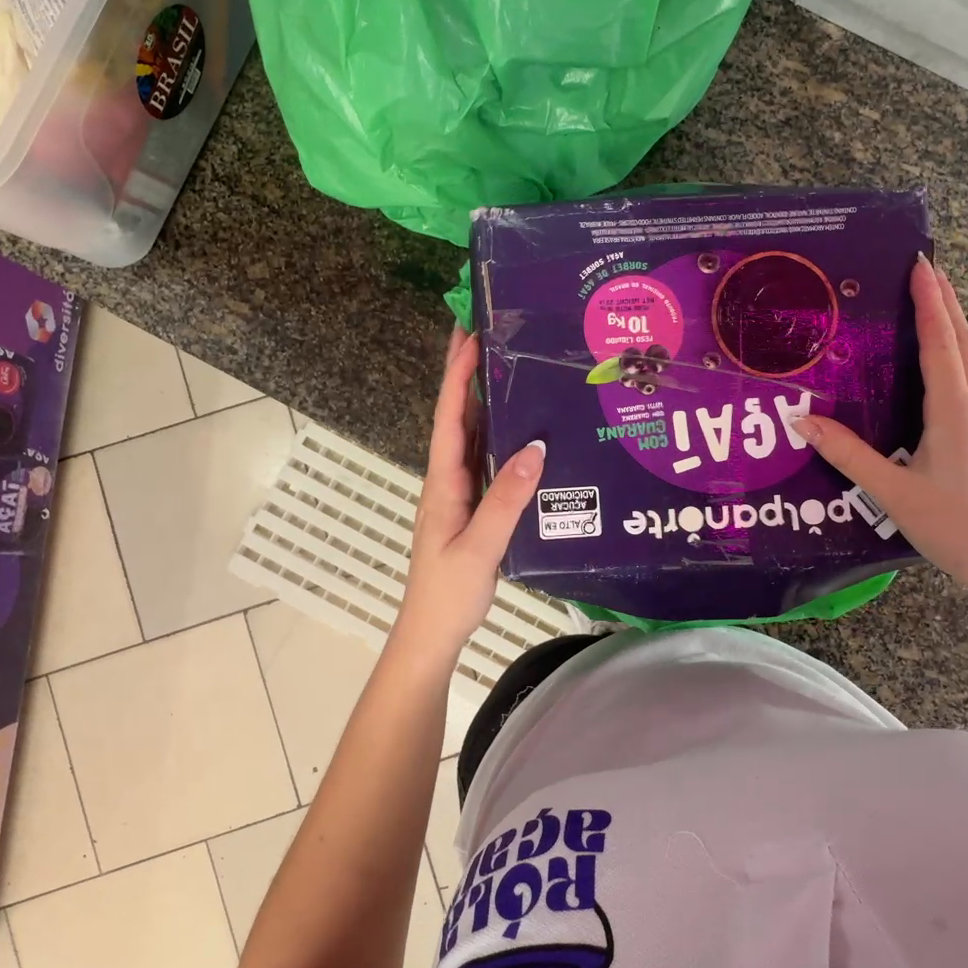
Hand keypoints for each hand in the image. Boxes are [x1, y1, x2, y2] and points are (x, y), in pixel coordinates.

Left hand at [393, 329, 544, 654]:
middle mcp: (448, 480)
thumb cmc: (448, 593)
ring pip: (470, 438)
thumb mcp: (480, 548)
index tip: (469, 334)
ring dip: (481, 401)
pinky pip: (485, 463)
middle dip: (466, 375)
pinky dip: (498, 437)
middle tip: (486, 334)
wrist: (431, 634)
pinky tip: (520, 430)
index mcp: (443, 483)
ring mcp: (459, 495)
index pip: (448, 417)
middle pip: (456, 418)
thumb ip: (507, 500)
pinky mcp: (472, 510)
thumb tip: (537, 448)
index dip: (456, 375)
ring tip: (505, 368)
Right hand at [792, 255, 967, 600]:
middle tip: (925, 268)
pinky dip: (952, 358)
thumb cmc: (952, 526)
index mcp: (955, 411)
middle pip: (961, 343)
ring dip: (950, 328)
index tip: (919, 265)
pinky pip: (967, 384)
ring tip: (930, 304)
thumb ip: (847, 454)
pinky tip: (938, 367)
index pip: (940, 344)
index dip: (929, 303)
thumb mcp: (891, 491)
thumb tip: (801, 421)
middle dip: (943, 302)